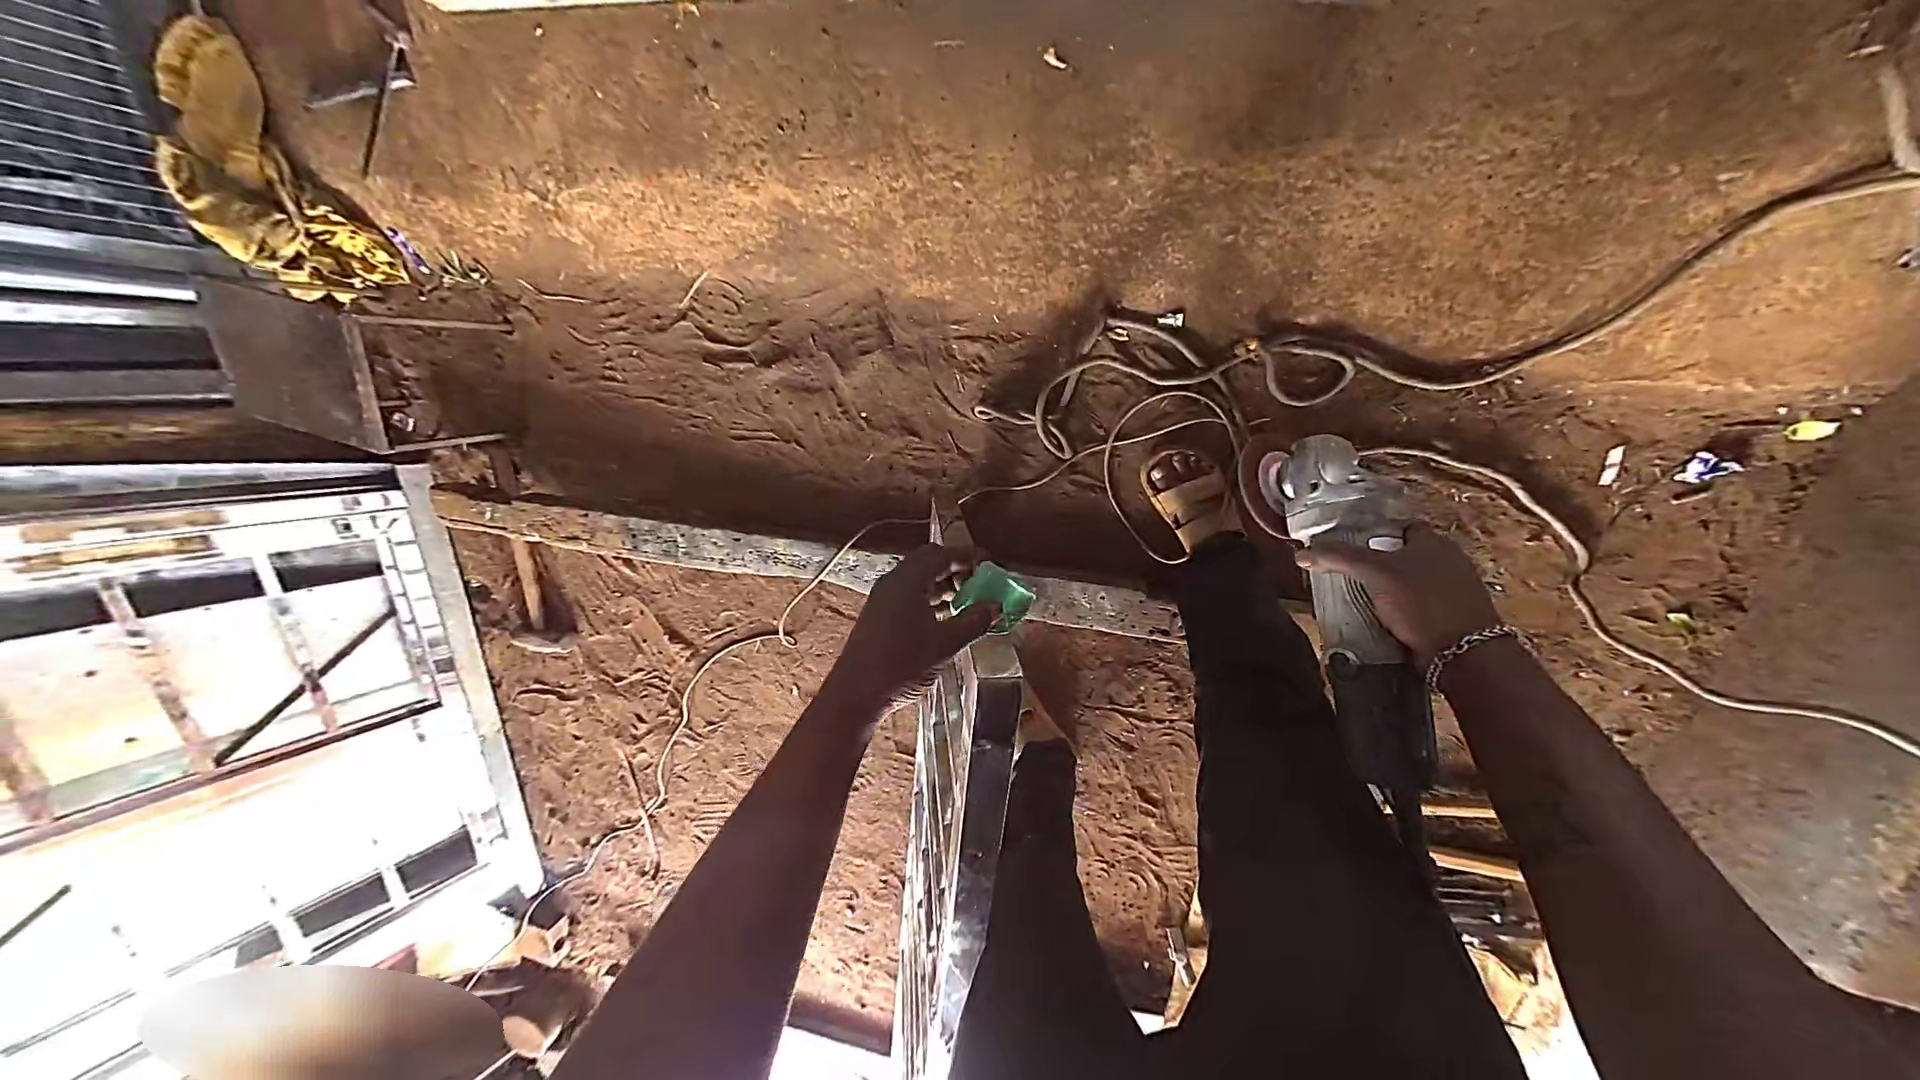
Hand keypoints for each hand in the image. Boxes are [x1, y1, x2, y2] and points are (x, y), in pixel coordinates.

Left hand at [823, 545, 998, 711]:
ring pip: (919, 580)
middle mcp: (893, 583)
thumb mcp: (946, 643)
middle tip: (981, 582)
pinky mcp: (880, 616)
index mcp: (907, 581)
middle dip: (956, 569)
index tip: (990, 561)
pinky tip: (948, 618)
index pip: (941, 554)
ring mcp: (883, 599)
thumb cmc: (901, 665)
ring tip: (969, 601)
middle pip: (928, 562)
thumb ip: (974, 621)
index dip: (968, 556)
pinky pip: (910, 596)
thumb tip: (995, 606)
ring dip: (944, 585)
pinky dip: (931, 600)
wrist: (856, 695)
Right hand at [1294, 523, 1501, 668]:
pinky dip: (1390, 610)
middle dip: (1370, 563)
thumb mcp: (1376, 573)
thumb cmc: (1423, 602)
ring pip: (1402, 583)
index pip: (1398, 526)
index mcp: (1435, 543)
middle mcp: (1445, 563)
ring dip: (1379, 589)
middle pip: (1398, 556)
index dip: (1372, 530)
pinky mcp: (1443, 618)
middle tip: (1341, 569)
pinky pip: (1408, 607)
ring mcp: (1447, 592)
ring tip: (1348, 594)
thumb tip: (1302, 554)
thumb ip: (1339, 558)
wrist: (1462, 655)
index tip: (1345, 541)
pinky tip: (1370, 616)